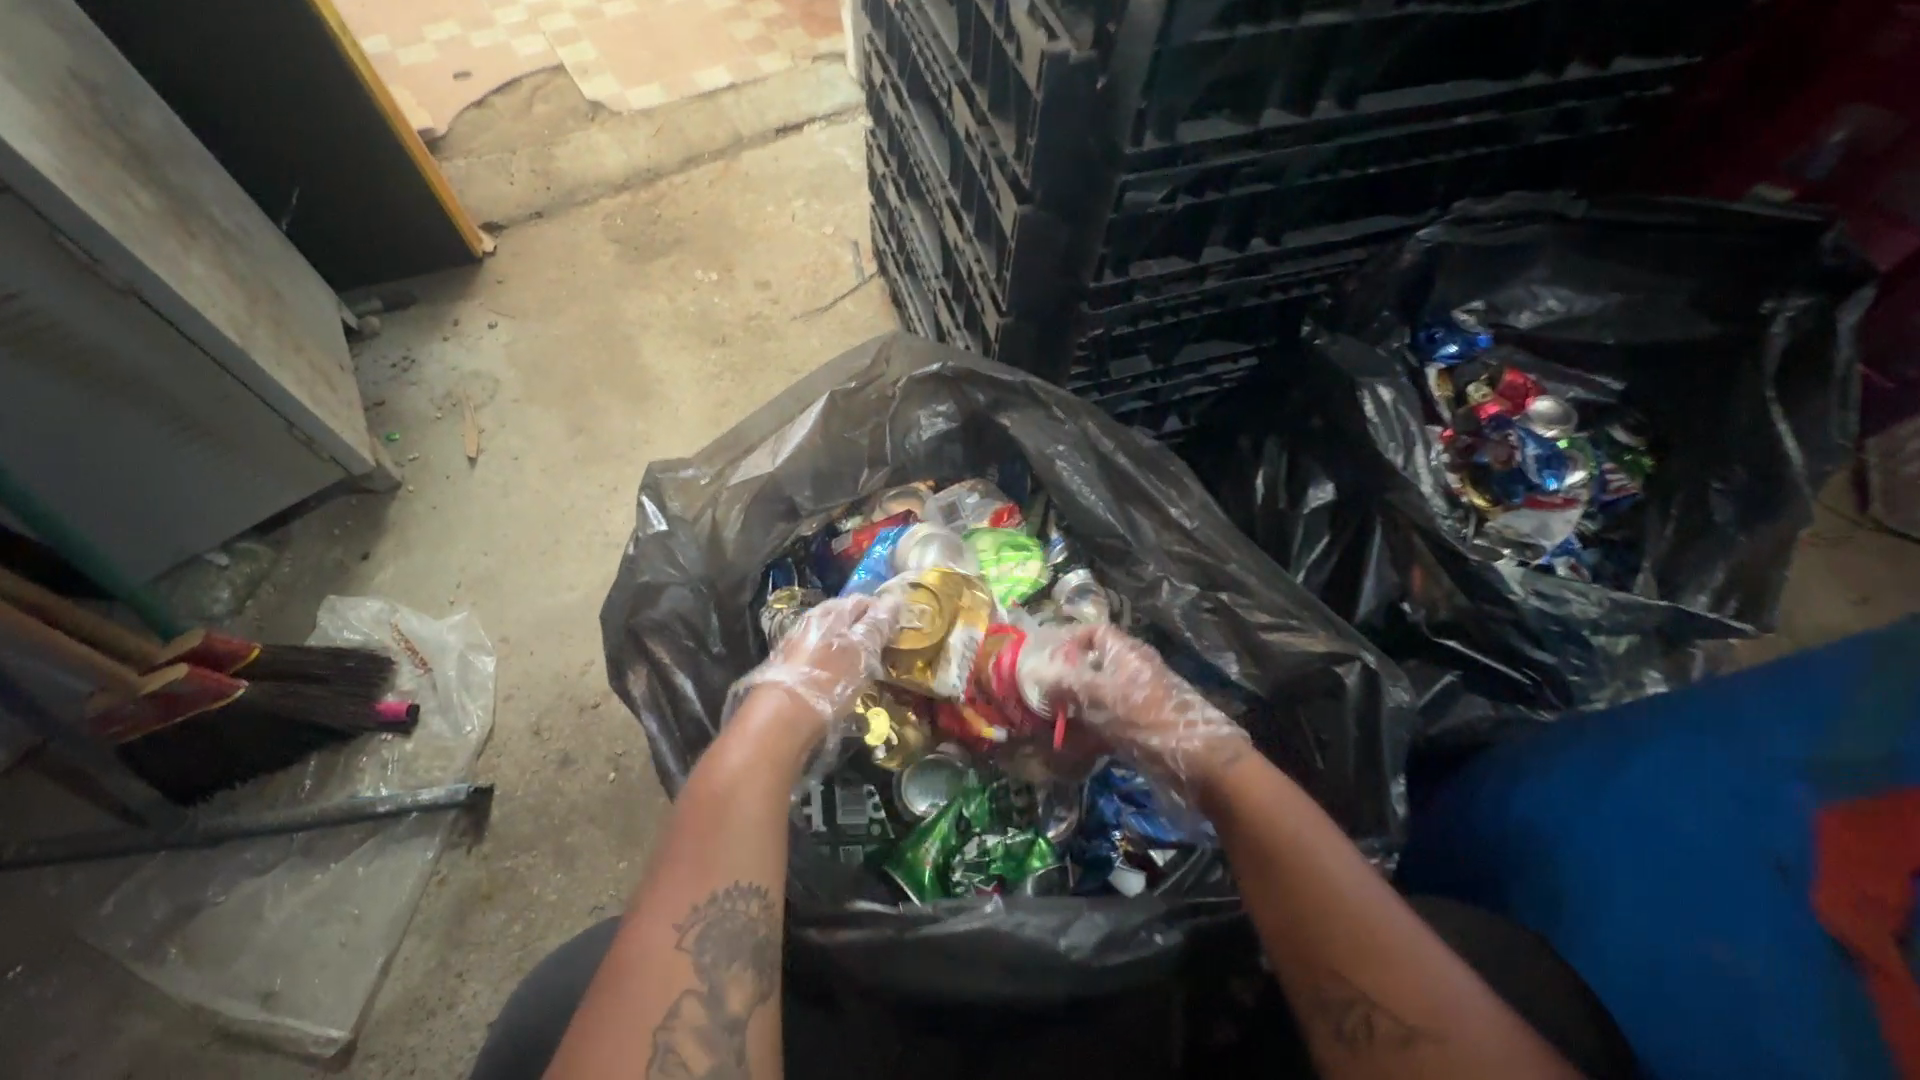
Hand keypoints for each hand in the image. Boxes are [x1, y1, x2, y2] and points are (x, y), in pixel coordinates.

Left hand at [726, 593, 902, 744]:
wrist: (785, 715)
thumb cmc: (831, 679)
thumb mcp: (862, 651)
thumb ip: (877, 625)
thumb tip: (893, 601)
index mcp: (833, 611)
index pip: (863, 601)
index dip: (882, 612)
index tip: (895, 632)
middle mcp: (814, 620)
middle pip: (846, 617)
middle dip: (865, 628)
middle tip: (882, 649)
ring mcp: (799, 641)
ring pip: (833, 636)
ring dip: (849, 645)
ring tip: (864, 666)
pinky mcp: (790, 664)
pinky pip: (821, 654)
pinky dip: (834, 661)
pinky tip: (840, 678)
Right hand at [1054, 624, 1253, 794]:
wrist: (1196, 758)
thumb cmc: (1144, 717)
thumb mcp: (1098, 696)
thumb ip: (1065, 682)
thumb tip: (1037, 671)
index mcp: (1126, 652)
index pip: (1095, 632)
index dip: (1070, 640)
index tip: (1046, 659)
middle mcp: (1134, 670)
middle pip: (1096, 666)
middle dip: (1068, 680)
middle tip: (1042, 696)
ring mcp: (1142, 699)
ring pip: (1101, 697)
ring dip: (1078, 709)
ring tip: (1054, 724)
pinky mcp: (1146, 726)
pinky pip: (1112, 722)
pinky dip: (1093, 731)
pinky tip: (1076, 748)